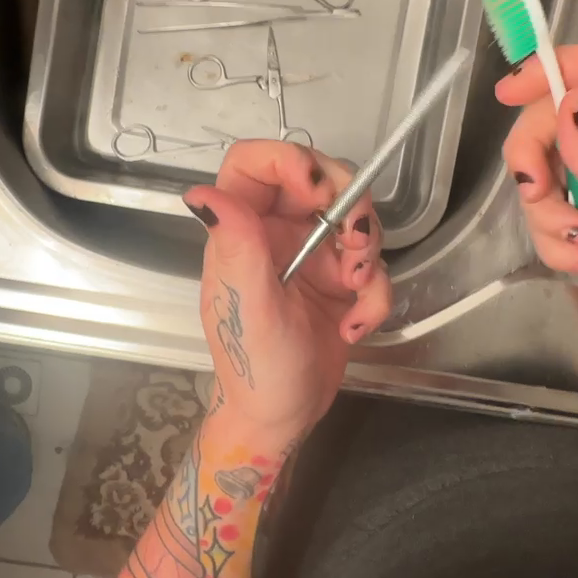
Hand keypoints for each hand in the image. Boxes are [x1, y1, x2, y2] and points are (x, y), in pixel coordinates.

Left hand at [181, 141, 392, 444]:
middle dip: (349, 207)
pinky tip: (355, 327)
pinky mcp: (342, 280)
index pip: (253, 164)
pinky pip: (373, 266)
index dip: (289, 160)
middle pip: (319, 181)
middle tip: (356, 243)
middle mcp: (277, 234)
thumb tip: (201, 194)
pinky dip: (375, 295)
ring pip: (355, 220)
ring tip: (354, 294)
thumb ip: (236, 248)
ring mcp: (312, 255)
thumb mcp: (248, 310)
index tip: (319, 192)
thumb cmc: (254, 370)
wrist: (284, 417)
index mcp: (242, 232)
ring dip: (367, 255)